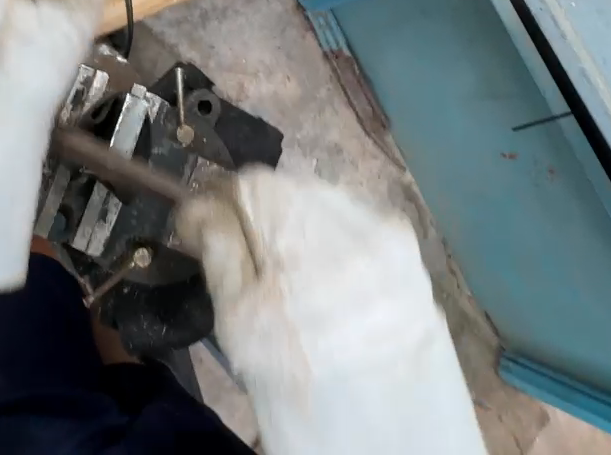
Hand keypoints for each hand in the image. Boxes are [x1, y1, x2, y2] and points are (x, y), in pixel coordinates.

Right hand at [177, 168, 488, 454]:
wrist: (394, 445)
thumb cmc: (302, 394)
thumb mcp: (239, 329)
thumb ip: (219, 252)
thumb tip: (201, 205)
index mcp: (299, 242)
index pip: (249, 182)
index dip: (222, 202)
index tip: (207, 228)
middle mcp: (349, 223)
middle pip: (287, 186)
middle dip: (260, 213)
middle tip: (248, 257)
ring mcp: (386, 233)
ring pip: (321, 198)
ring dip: (296, 220)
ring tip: (292, 272)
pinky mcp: (409, 250)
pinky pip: (354, 219)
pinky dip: (332, 236)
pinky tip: (328, 277)